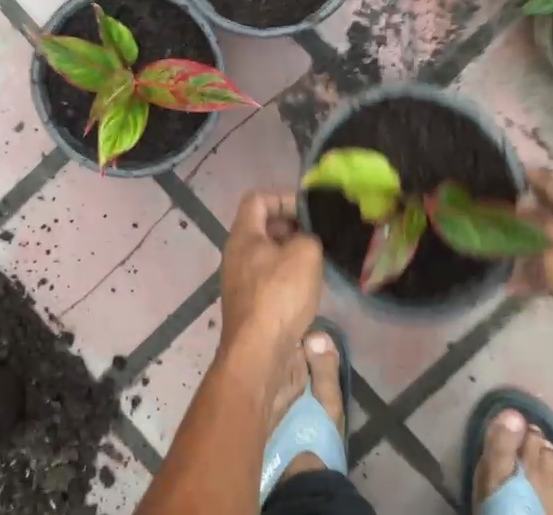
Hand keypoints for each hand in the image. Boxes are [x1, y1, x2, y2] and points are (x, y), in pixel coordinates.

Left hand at [219, 192, 323, 365]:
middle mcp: (235, 254)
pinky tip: (307, 290)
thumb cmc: (279, 295)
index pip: (257, 199)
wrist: (259, 354)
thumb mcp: (305, 254)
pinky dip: (287, 277)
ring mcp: (239, 281)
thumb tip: (306, 242)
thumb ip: (309, 237)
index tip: (309, 212)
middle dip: (290, 226)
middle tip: (317, 237)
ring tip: (316, 263)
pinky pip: (268, 279)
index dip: (284, 198)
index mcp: (243, 235)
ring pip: (267, 254)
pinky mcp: (249, 305)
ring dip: (291, 254)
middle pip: (262, 227)